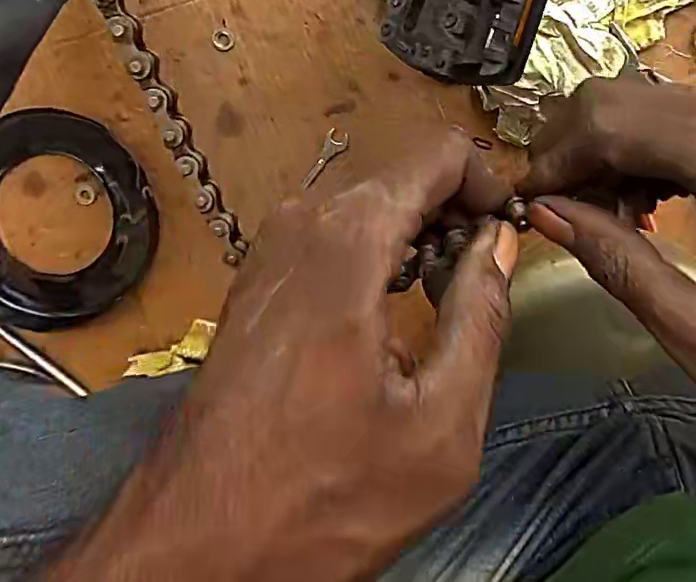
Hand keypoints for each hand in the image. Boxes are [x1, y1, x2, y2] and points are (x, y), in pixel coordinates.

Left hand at [53, 128, 519, 581]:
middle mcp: (307, 215)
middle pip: (407, 171)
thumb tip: (500, 241)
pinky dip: (383, 241)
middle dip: (457, 207)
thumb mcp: (440, 423)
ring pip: (375, 194)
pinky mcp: (262, 264)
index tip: (503, 232)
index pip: (441, 153)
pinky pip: (341, 223)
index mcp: (351, 236)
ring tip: (445, 292)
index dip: (486, 183)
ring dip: (421, 226)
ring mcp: (276, 236)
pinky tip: (396, 302)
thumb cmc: (322, 496)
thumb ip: (482, 313)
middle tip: (482, 269)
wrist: (192, 543)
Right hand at [519, 78, 695, 423]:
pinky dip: (621, 152)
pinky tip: (637, 204)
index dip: (559, 163)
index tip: (532, 210)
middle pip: (612, 101)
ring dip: (593, 155)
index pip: (618, 126)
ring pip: (624, 101)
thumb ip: (623, 270)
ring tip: (606, 220)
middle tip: (566, 218)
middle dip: (568, 155)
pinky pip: (650, 112)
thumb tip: (546, 210)